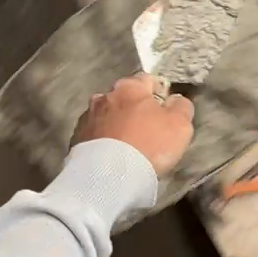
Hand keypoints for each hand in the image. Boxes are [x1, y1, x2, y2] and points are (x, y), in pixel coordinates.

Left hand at [73, 74, 194, 175]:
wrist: (108, 176)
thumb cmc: (149, 144)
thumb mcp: (180, 125)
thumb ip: (181, 107)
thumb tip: (175, 100)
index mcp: (129, 87)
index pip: (148, 80)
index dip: (160, 93)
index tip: (167, 110)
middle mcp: (104, 96)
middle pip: (125, 98)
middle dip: (136, 109)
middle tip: (149, 130)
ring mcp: (87, 118)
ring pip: (108, 116)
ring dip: (118, 124)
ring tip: (128, 145)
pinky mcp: (76, 140)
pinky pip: (96, 135)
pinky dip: (105, 140)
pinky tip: (113, 155)